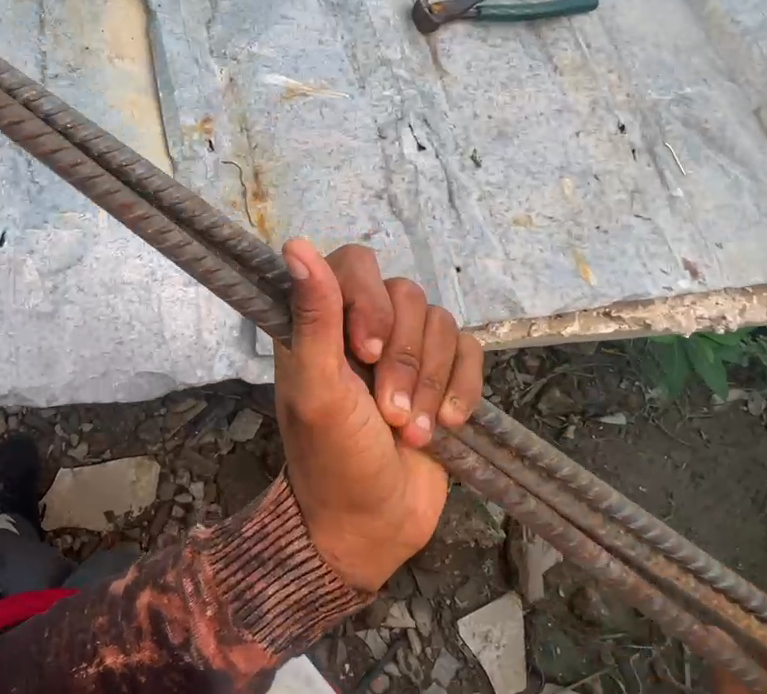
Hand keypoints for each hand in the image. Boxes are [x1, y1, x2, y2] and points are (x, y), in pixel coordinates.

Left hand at [273, 239, 483, 591]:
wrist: (375, 523)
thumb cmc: (333, 455)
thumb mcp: (317, 386)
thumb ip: (312, 315)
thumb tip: (294, 243)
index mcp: (321, 321)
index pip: (355, 264)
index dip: (369, 300)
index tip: (363, 351)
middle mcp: (363, 326)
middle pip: (406, 293)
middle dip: (404, 359)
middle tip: (387, 410)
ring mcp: (407, 350)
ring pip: (441, 322)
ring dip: (430, 382)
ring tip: (410, 429)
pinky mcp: (445, 376)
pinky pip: (472, 351)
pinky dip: (463, 388)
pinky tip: (448, 426)